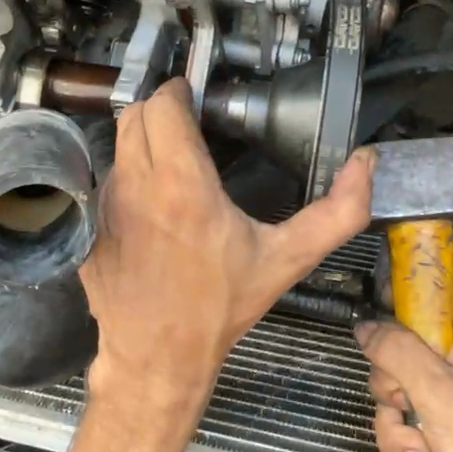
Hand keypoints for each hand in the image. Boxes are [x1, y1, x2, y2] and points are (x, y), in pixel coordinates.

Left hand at [82, 79, 374, 418]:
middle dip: (161, 111)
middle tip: (189, 127)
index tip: (198, 101)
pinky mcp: (88, 228)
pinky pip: (104, 185)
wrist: (159, 359)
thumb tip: (365, 165)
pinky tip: (152, 210)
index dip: (180, 92)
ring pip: (117, 148)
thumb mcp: (287, 261)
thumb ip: (337, 213)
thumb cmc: (220, 308)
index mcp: (182, 185)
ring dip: (142, 145)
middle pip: (134, 115)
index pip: (164, 104)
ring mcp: (104, 207)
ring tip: (174, 168)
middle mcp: (135, 186)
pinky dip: (126, 182)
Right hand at [355, 265, 452, 451]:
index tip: (380, 307)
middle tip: (404, 406)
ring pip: (401, 392)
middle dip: (391, 387)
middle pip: (404, 344)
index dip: (408, 281)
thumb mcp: (440, 393)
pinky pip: (411, 426)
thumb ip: (397, 353)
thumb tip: (366, 327)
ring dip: (397, 431)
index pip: (443, 276)